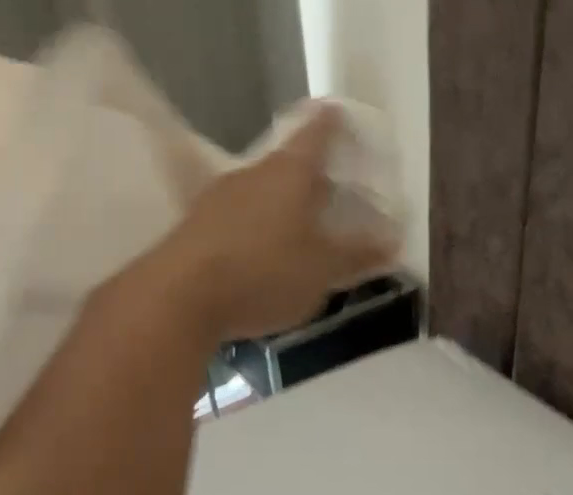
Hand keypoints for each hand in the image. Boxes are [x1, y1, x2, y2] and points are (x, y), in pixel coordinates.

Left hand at [138, 102, 397, 342]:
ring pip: (260, 194)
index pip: (318, 131)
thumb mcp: (322, 270)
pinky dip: (256, 231)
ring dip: (281, 208)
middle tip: (333, 195)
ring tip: (301, 232)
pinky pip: (238, 221)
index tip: (342, 118)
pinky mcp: (195, 229)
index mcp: (290, 172)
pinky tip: (263, 257)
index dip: (334, 123)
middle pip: (287, 165)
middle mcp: (251, 173)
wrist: (179, 298)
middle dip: (311, 178)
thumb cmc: (264, 273)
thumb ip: (357, 254)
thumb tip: (392, 238)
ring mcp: (218, 199)